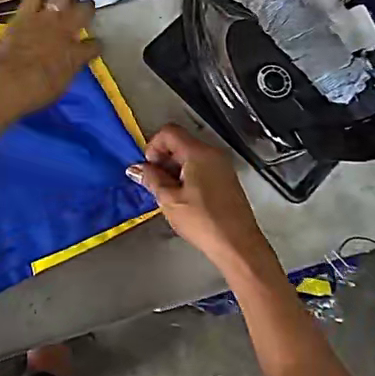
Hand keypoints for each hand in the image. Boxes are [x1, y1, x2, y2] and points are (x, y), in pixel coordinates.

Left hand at [0, 0, 99, 120]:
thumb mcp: (61, 85)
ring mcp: (45, 20)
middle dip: (87, 7)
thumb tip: (72, 63)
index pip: (94, 45)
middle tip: (84, 7)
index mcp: (77, 54)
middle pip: (85, 9)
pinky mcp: (24, 15)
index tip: (94, 46)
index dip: (95, 45)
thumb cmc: (36, 93)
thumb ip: (69, 69)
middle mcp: (66, 31)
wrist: (7, 83)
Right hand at [128, 124, 279, 277]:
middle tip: (155, 184)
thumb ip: (151, 179)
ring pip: (190, 156)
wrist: (237, 243)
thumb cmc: (205, 222)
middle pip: (180, 142)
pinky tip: (184, 199)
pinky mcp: (226, 179)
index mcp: (199, 152)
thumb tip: (138, 168)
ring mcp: (222, 165)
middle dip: (163, 160)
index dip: (153, 147)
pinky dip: (188, 177)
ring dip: (174, 170)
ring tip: (170, 196)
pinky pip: (202, 168)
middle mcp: (213, 153)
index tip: (148, 168)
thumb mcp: (170, 200)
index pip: (169, 132)